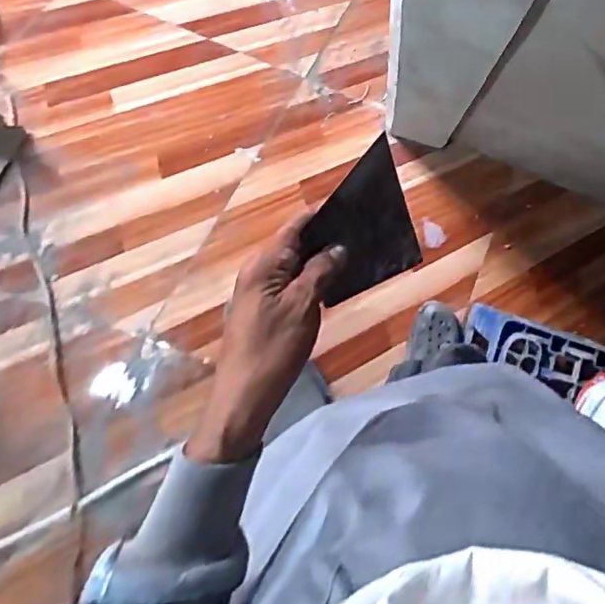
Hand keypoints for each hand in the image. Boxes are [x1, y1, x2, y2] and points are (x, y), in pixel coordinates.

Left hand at [185, 216, 342, 462]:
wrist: (243, 399)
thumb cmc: (273, 349)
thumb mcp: (303, 305)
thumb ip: (321, 270)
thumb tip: (338, 247)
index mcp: (264, 264)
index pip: (295, 226)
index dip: (322, 213)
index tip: (352, 204)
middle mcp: (258, 271)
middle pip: (295, 242)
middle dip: (326, 235)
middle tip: (361, 230)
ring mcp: (259, 291)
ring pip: (296, 262)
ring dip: (321, 257)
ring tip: (355, 251)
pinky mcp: (265, 308)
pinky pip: (292, 280)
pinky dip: (313, 276)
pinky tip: (335, 279)